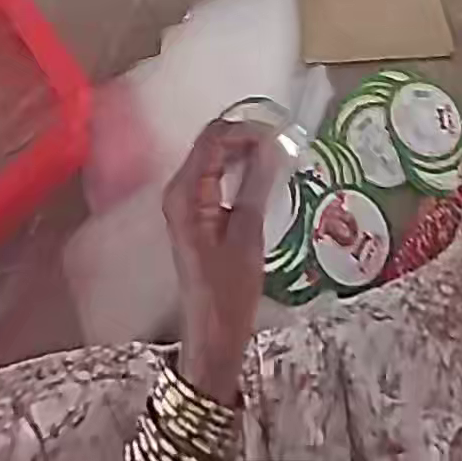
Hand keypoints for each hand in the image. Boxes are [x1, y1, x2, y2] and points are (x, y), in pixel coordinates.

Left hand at [163, 118, 284, 401]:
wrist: (213, 332)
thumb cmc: (230, 288)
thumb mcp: (249, 232)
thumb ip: (257, 182)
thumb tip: (273, 144)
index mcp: (187, 193)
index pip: (214, 139)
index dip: (247, 128)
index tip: (280, 132)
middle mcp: (178, 190)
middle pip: (211, 142)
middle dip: (246, 134)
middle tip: (282, 140)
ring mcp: (184, 200)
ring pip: (213, 155)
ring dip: (243, 147)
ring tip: (278, 151)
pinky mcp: (194, 210)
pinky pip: (214, 172)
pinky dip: (237, 164)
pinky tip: (262, 169)